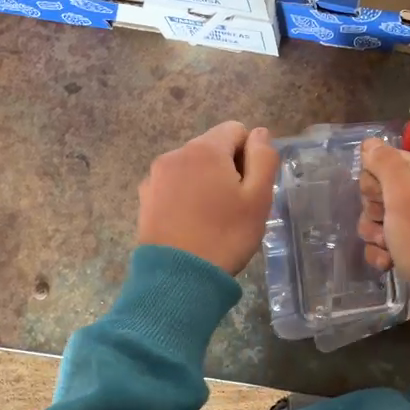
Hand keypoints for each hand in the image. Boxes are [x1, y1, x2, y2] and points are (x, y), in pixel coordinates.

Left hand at [137, 121, 280, 275]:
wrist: (179, 278)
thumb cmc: (226, 235)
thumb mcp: (258, 197)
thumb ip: (263, 157)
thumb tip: (259, 133)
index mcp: (204, 149)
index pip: (237, 130)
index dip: (250, 155)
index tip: (249, 186)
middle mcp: (175, 155)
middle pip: (212, 147)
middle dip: (227, 167)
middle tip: (235, 205)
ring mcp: (155, 177)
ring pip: (193, 167)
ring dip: (206, 182)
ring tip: (213, 217)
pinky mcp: (145, 198)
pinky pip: (175, 185)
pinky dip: (186, 195)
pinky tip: (192, 223)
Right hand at [358, 138, 409, 342]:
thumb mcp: (404, 196)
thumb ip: (385, 164)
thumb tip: (370, 142)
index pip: (384, 159)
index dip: (375, 179)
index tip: (382, 197)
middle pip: (377, 189)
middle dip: (374, 209)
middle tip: (388, 223)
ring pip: (376, 217)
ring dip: (375, 234)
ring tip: (390, 247)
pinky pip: (382, 242)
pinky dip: (381, 253)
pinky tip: (389, 264)